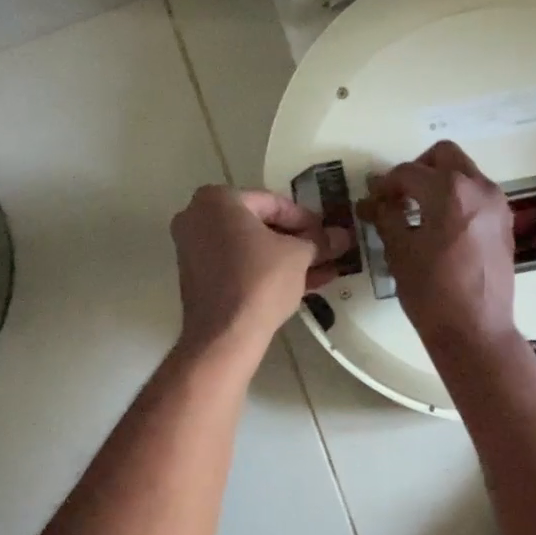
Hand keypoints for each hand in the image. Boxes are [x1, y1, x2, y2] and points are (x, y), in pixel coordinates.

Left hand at [170, 186, 351, 356]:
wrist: (225, 335)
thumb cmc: (260, 280)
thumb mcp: (299, 256)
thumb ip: (320, 241)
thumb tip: (342, 236)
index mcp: (217, 200)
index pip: (273, 202)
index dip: (306, 219)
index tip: (328, 232)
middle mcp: (197, 218)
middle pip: (259, 225)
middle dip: (296, 240)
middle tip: (325, 250)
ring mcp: (193, 249)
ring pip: (250, 248)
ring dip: (285, 258)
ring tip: (322, 269)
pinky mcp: (198, 279)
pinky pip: (238, 266)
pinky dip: (266, 271)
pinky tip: (303, 284)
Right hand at [357, 141, 516, 347]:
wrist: (476, 331)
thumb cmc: (432, 293)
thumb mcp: (399, 252)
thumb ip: (386, 217)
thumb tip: (374, 202)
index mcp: (449, 191)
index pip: (408, 172)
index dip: (385, 185)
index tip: (372, 200)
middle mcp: (479, 188)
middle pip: (444, 155)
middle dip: (417, 170)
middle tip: (399, 196)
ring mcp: (497, 205)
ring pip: (465, 173)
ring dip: (440, 182)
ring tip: (418, 212)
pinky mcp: (504, 223)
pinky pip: (478, 195)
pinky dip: (457, 199)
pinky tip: (440, 227)